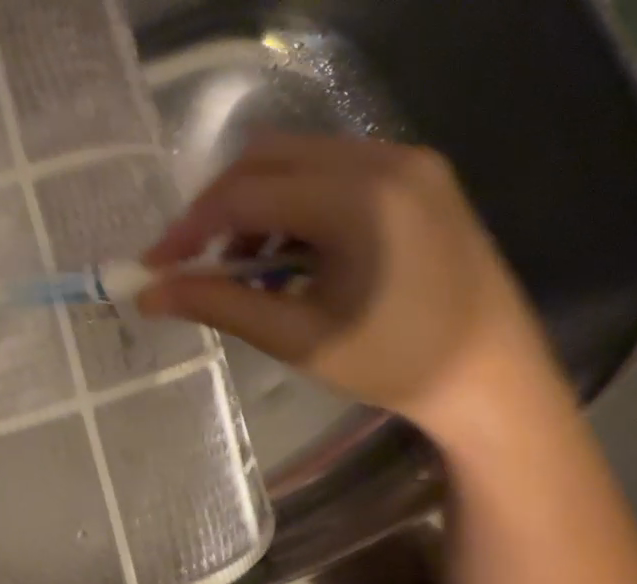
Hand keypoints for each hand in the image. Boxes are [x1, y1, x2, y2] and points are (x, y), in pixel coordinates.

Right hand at [139, 135, 563, 434]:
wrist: (489, 371)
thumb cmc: (392, 360)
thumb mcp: (294, 336)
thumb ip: (217, 304)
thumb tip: (147, 296)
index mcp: (359, 199)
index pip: (245, 193)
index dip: (187, 230)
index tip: (151, 270)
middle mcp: (384, 161)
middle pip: (265, 159)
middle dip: (213, 209)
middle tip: (186, 262)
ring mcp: (405, 163)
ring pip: (293, 161)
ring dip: (249, 206)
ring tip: (237, 266)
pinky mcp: (414, 177)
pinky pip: (327, 171)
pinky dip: (286, 206)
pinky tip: (282, 255)